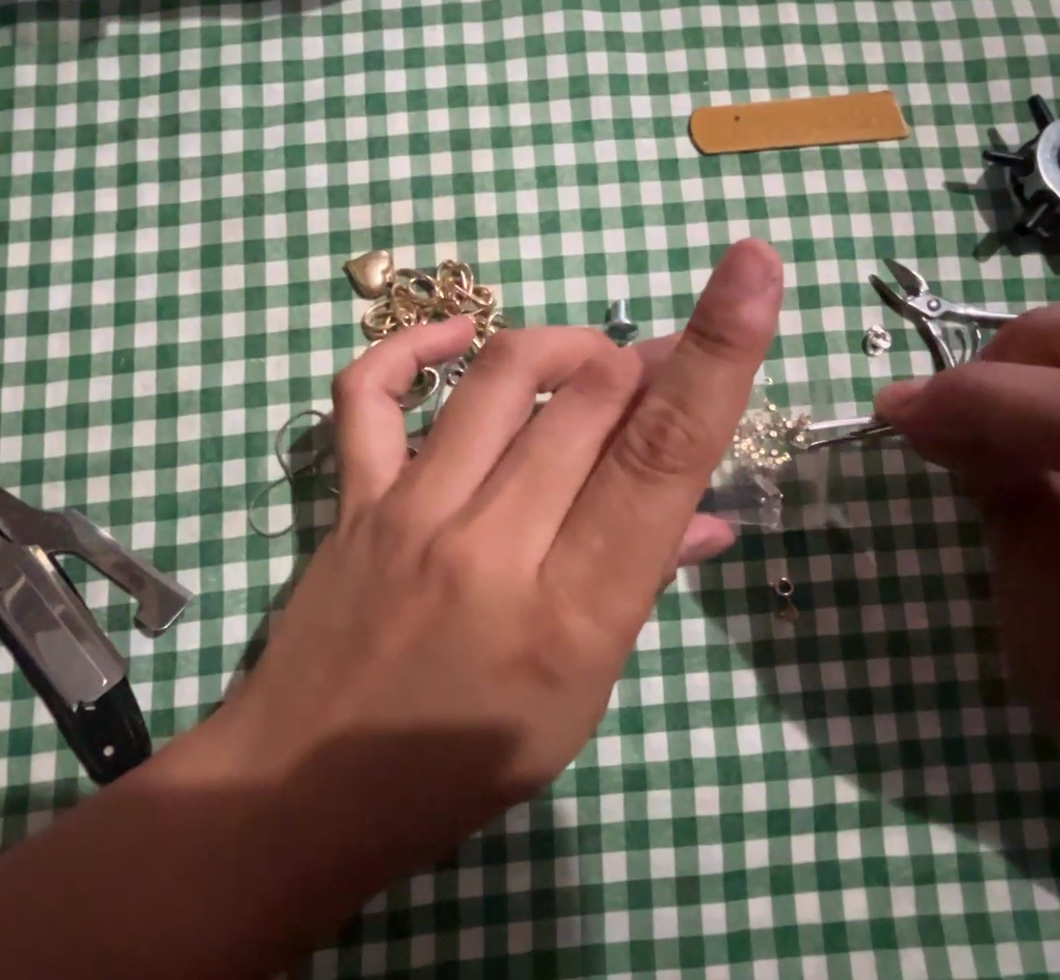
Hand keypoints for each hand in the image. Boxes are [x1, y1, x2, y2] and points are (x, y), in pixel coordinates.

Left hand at [194, 239, 783, 956]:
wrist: (307, 787)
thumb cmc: (460, 764)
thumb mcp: (579, 699)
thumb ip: (637, 592)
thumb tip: (704, 515)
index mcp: (574, 613)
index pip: (661, 460)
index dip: (719, 358)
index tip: (752, 272)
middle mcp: (495, 545)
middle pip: (589, 400)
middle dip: (644, 358)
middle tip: (660, 364)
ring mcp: (411, 512)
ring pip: (500, 378)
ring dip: (563, 347)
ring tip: (588, 364)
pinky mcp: (350, 501)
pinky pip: (369, 394)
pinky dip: (411, 349)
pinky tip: (455, 342)